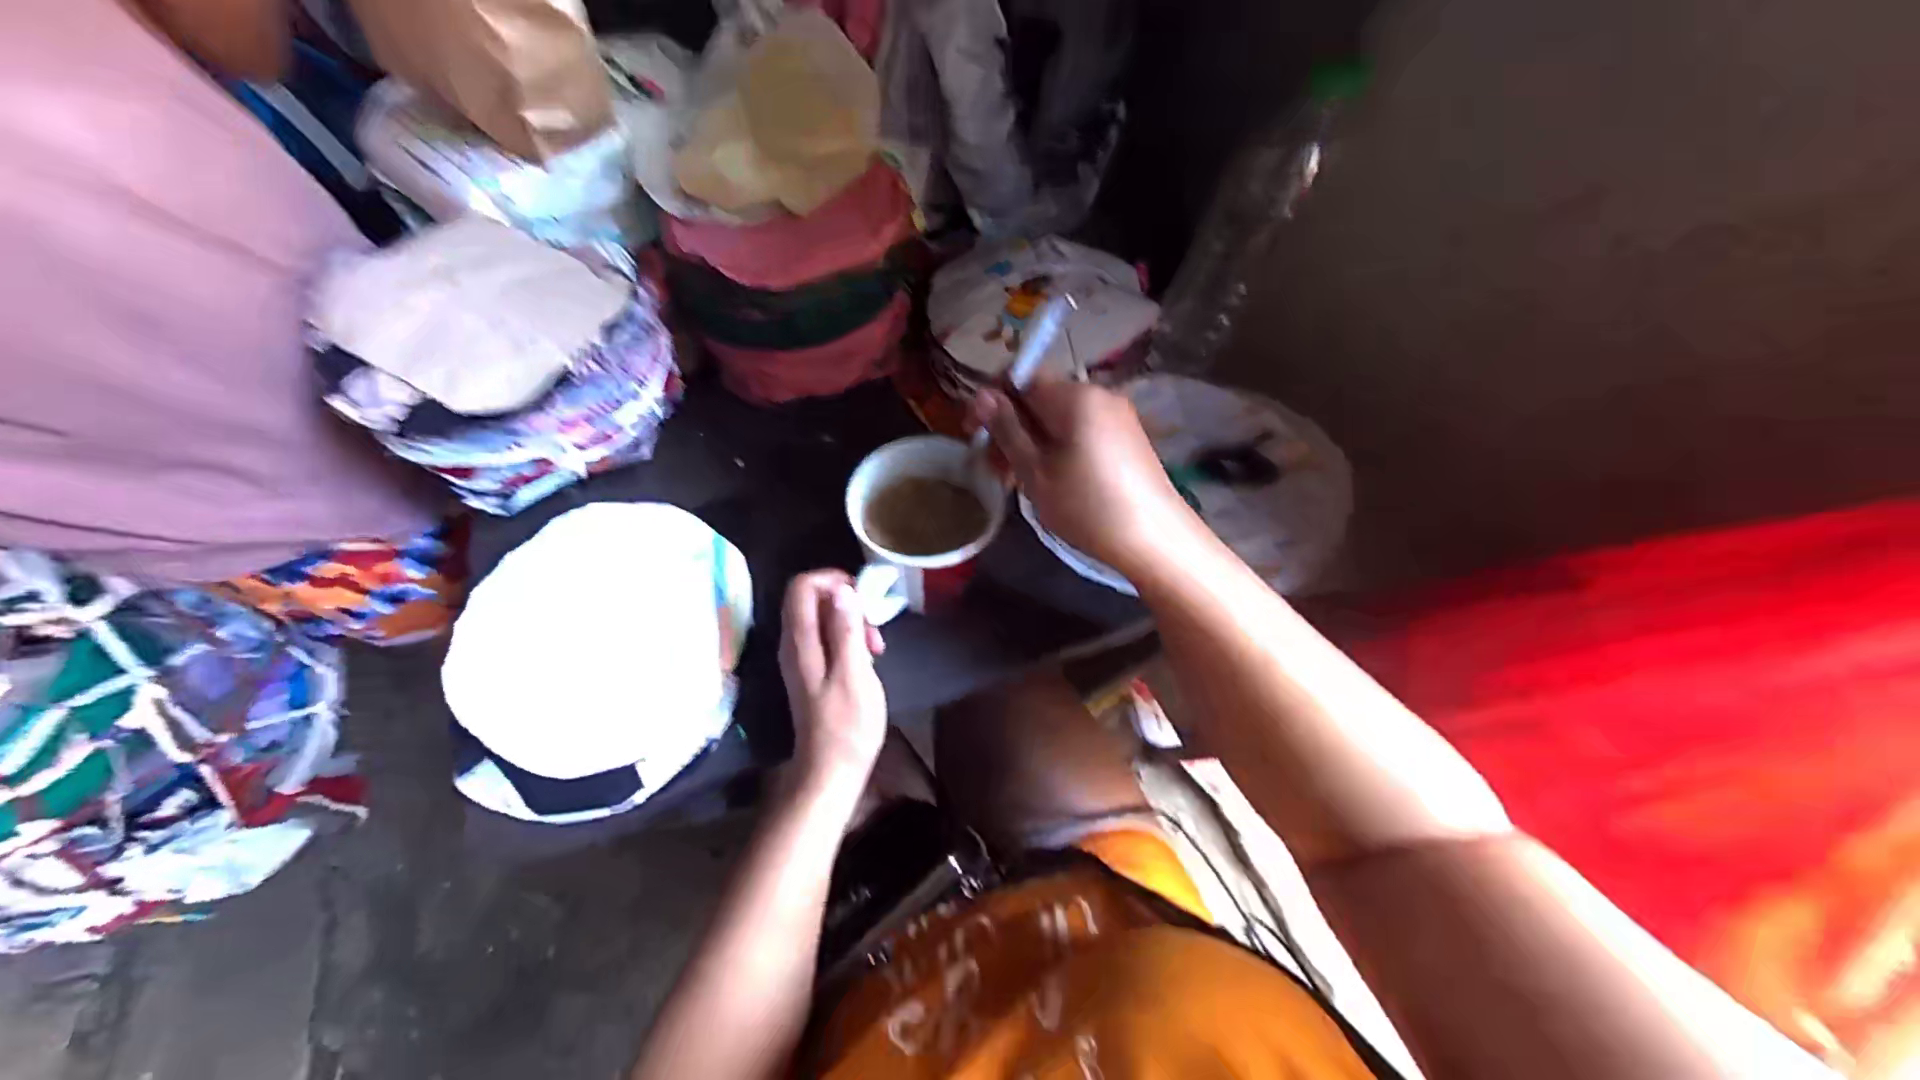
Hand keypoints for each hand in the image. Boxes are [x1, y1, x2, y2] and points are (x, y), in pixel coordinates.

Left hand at [778, 571, 887, 799]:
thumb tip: (842, 589)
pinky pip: (826, 637)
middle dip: (847, 601)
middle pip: (812, 598)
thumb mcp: (855, 674)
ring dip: (851, 621)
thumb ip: (846, 630)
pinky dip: (848, 638)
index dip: (832, 579)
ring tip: (876, 646)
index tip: (863, 596)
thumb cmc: (847, 725)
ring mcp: (800, 658)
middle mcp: (793, 644)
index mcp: (800, 642)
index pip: (802, 586)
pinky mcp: (812, 671)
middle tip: (873, 627)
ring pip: (822, 617)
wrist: (831, 771)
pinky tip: (868, 658)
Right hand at [973, 378, 1205, 579]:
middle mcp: (1099, 394)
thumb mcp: (1035, 472)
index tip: (975, 434)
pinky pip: (1080, 430)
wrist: (1155, 541)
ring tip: (1020, 481)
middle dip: (1011, 427)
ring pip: (1058, 417)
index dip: (992, 400)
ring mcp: (1117, 415)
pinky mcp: (1127, 436)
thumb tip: (981, 394)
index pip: (1020, 376)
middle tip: (995, 470)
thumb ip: (1007, 429)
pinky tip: (1052, 480)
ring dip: (1032, 441)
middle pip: (1040, 397)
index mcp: (1075, 396)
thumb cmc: (1087, 508)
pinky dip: (1057, 448)